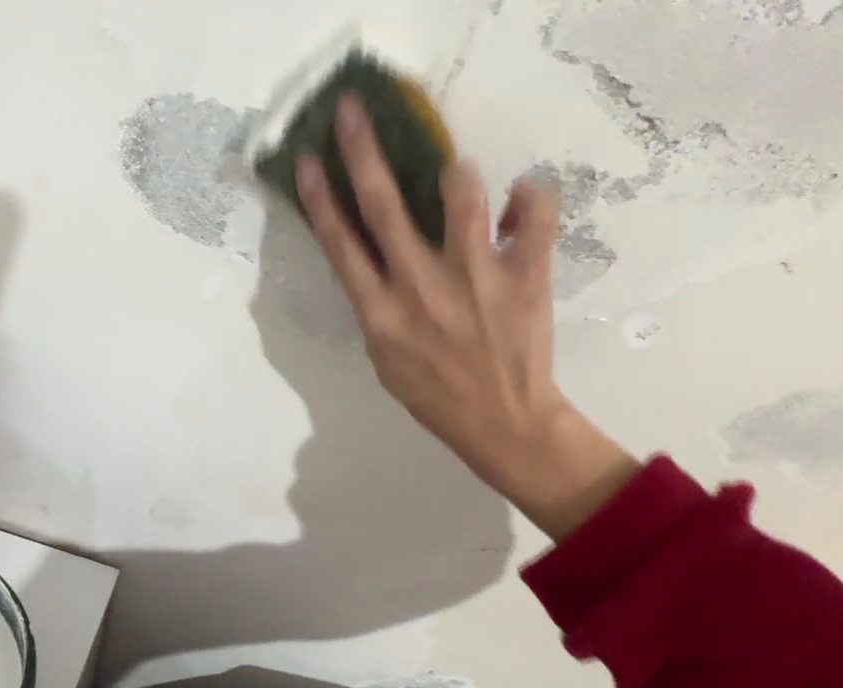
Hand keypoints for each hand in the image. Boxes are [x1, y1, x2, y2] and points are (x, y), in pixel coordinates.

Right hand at [295, 95, 639, 538]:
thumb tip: (381, 255)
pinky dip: (528, 198)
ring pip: (462, 195)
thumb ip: (378, 305)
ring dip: (455, 174)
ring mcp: (474, 279)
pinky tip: (517, 204)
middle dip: (362, 152)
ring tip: (454, 174)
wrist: (500, 421)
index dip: (320, 198)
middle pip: (384, 206)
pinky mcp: (524, 275)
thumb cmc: (434, 393)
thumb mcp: (384, 357)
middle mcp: (420, 288)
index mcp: (380, 313)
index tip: (307, 159)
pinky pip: (534, 212)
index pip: (340, 244)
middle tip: (351, 111)